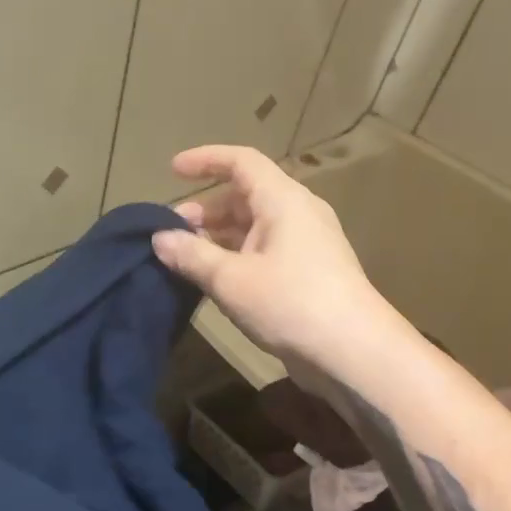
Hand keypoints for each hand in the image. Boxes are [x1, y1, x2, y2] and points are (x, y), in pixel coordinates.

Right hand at [150, 145, 400, 370]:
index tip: (171, 171)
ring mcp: (304, 244)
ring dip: (216, 236)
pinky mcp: (305, 272)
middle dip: (204, 209)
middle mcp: (296, 214)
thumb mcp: (230, 279)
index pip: (241, 162)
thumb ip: (191, 255)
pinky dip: (232, 256)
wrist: (351, 350)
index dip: (205, 160)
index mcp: (283, 201)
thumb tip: (159, 238)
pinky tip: (212, 279)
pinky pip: (261, 250)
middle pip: (244, 196)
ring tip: (183, 258)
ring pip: (252, 226)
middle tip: (170, 232)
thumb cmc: (290, 303)